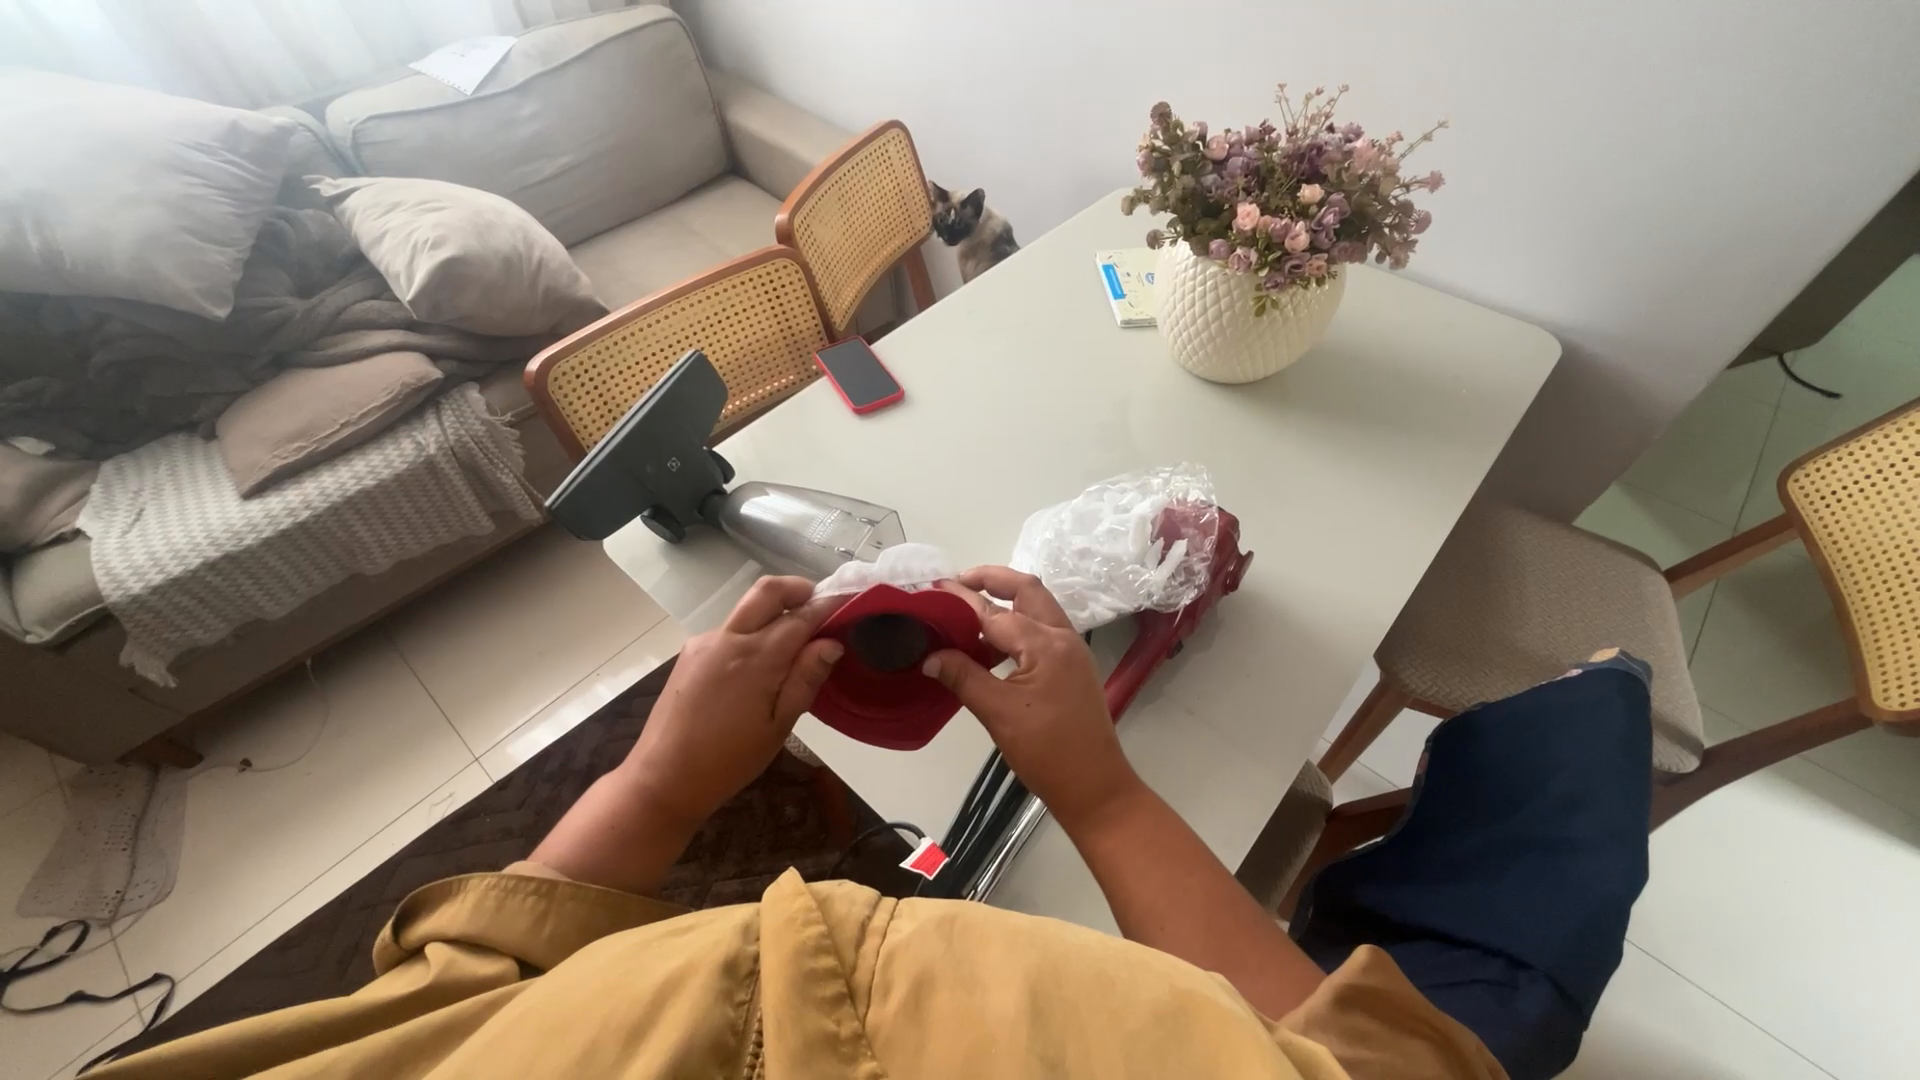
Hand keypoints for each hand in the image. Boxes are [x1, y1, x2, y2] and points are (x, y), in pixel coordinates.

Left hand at [621, 576, 845, 828]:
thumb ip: (805, 678)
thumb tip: (832, 642)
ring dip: (776, 611)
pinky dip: (754, 631)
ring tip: (796, 643)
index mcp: (755, 658)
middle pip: (768, 590)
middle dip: (799, 588)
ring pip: (748, 608)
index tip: (850, 601)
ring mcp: (705, 641)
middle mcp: (728, 638)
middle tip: (822, 606)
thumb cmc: (729, 760)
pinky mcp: (691, 651)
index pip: (801, 616)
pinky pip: (731, 629)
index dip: (829, 605)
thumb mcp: (779, 726)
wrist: (664, 778)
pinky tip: (761, 665)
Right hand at [923, 566, 1142, 828]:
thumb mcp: (998, 713)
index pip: (995, 613)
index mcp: (1047, 644)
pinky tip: (990, 643)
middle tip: (957, 583)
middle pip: (1028, 590)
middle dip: (993, 580)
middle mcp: (1064, 638)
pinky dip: (1017, 625)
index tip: (932, 590)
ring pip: (1038, 608)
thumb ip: (963, 677)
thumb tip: (929, 655)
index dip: (962, 601)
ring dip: (1006, 601)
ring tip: (968, 608)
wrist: (1095, 787)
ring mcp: (1072, 652)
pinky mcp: (1072, 667)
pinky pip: (1042, 631)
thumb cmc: (1047, 752)